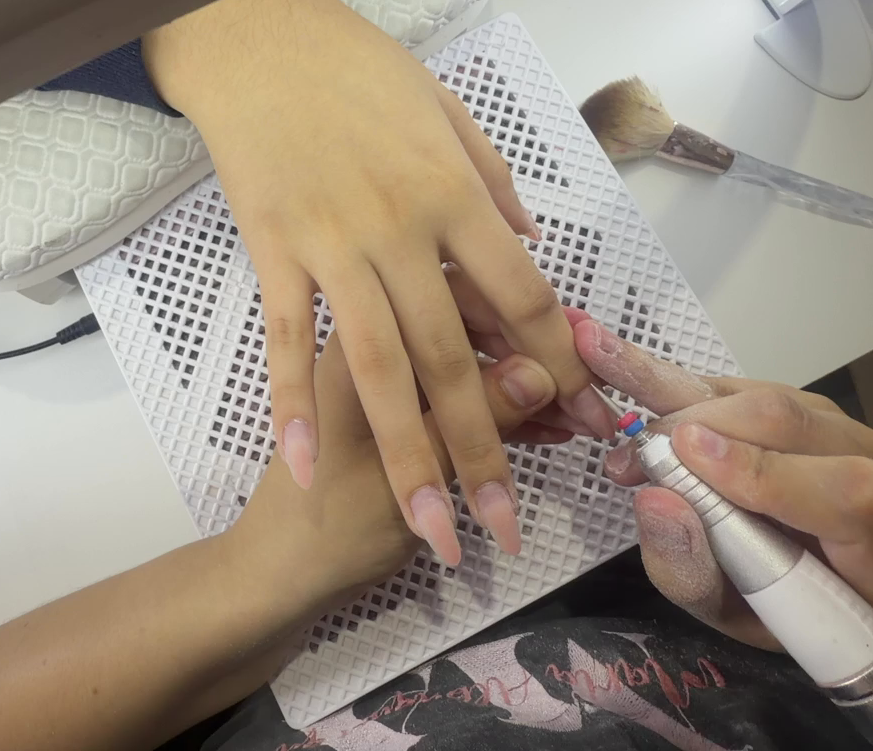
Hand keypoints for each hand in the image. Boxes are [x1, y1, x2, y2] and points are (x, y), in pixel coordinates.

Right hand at [144, 0, 594, 565]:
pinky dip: (292, 405)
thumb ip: (491, 175)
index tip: (572, 419)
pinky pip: (287, 339)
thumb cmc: (354, 65)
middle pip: (450, 355)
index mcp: (452, 191)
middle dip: (482, 448)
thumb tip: (526, 237)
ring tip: (430, 528)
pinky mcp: (272, 253)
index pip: (519, 295)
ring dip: (405, 454)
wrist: (256, 41)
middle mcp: (400, 231)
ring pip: (375, 367)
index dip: (551, 363)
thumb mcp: (444, 104)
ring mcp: (330, 248)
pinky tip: (304, 465)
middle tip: (504, 527)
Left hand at [228, 333, 574, 609]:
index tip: (580, 362)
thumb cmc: (332, 523)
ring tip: (583, 421)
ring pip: (469, 365)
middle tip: (592, 400)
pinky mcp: (403, 410)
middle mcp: (377, 343)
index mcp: (362, 341)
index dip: (520, 327)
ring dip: (523, 391)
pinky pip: (458, 396)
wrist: (281, 571)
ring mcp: (390, 376)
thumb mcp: (409, 474)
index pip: (451, 300)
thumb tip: (541, 371)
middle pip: (468, 331)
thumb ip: (472, 419)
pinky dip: (500, 413)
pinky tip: (549, 430)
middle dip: (533, 362)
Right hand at [572, 313, 872, 648]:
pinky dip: (682, 386)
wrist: (819, 582)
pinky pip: (744, 384)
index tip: (684, 453)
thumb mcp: (726, 617)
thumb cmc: (779, 611)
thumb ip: (690, 570)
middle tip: (631, 454)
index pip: (853, 497)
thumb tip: (654, 499)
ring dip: (682, 403)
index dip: (766, 470)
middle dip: (700, 426)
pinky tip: (632, 378)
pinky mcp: (811, 406)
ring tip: (626, 426)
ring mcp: (854, 436)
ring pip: (767, 397)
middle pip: (797, 426)